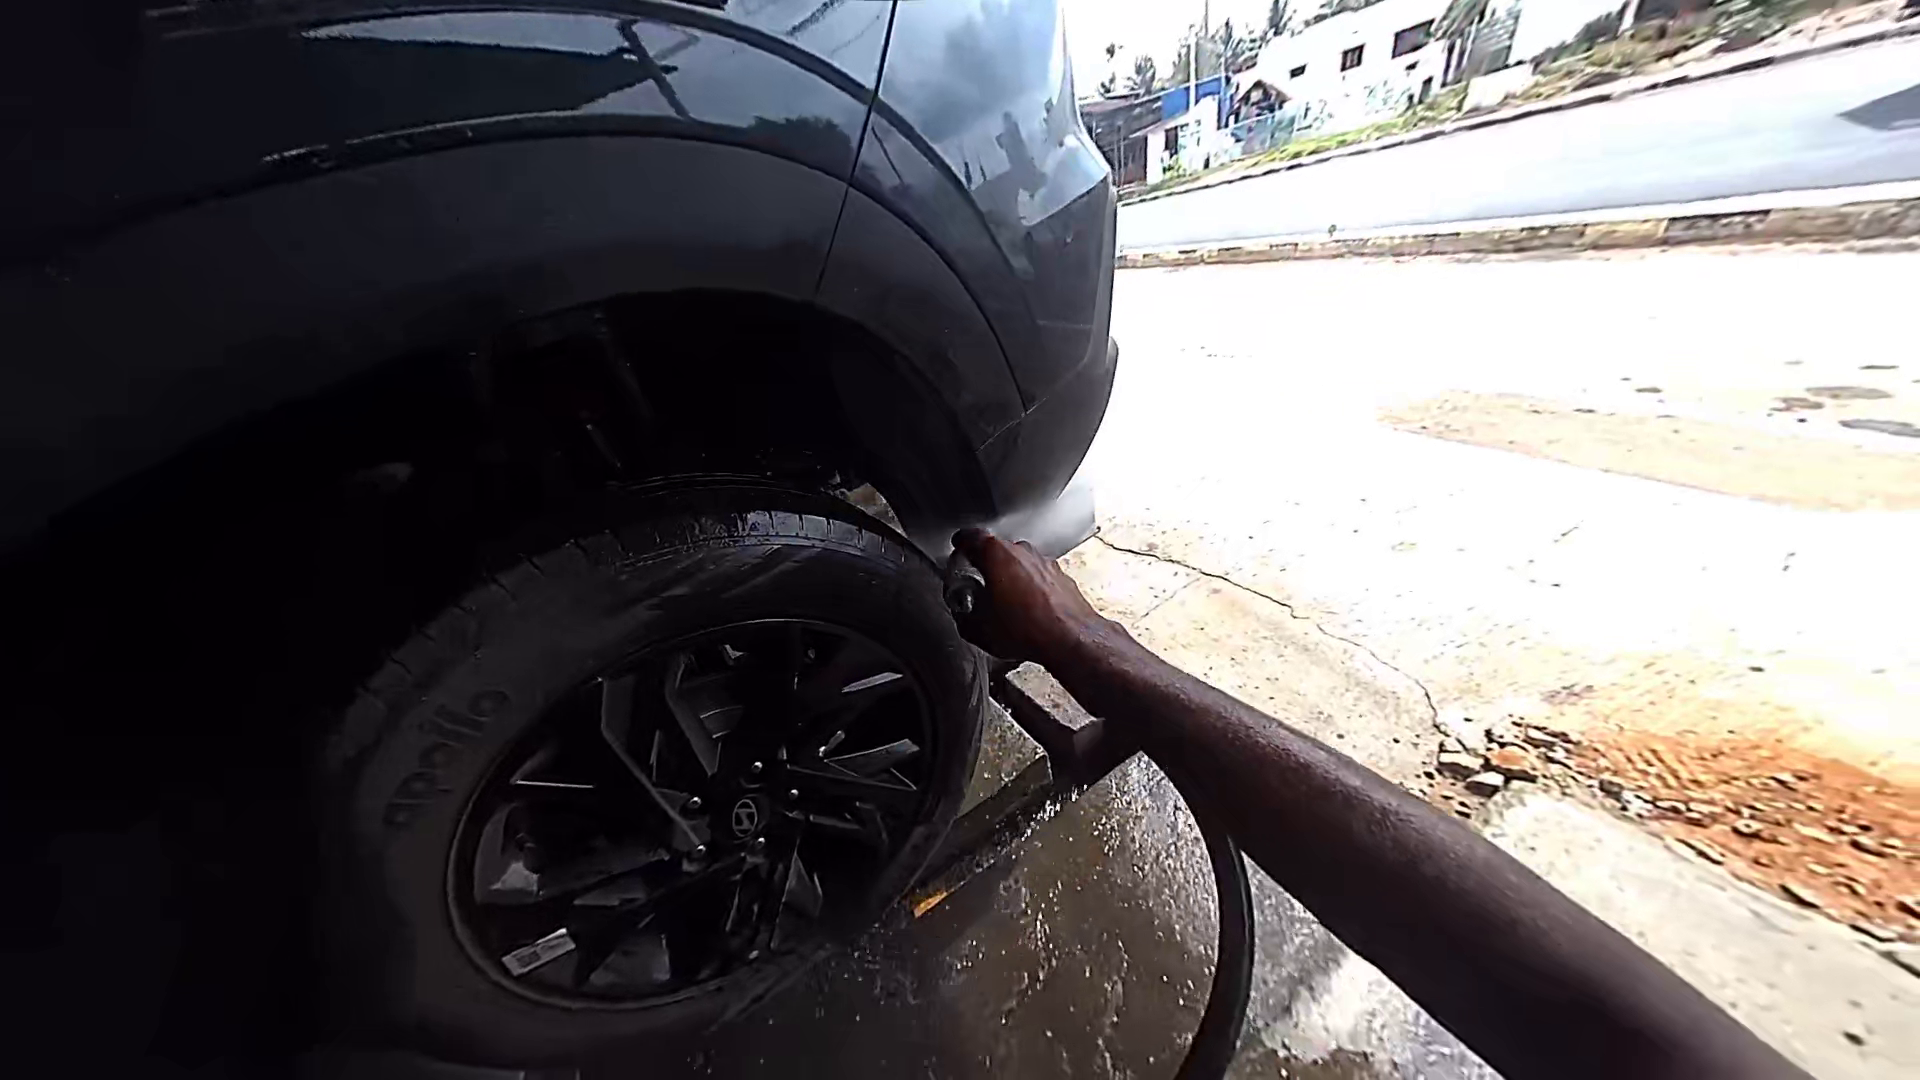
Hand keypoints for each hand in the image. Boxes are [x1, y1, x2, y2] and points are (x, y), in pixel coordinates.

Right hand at [950, 528, 1116, 666]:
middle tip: (979, 583)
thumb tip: (964, 617)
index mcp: (995, 554)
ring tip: (1005, 602)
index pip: (971, 537)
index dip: (961, 543)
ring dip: (1011, 576)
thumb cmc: (1027, 629)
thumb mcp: (978, 630)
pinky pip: (1039, 576)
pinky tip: (1028, 610)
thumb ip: (964, 617)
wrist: (1070, 640)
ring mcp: (1044, 562)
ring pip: (1020, 562)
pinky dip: (1031, 587)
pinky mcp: (1061, 576)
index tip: (959, 547)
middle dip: (986, 564)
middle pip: (997, 549)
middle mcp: (1021, 551)